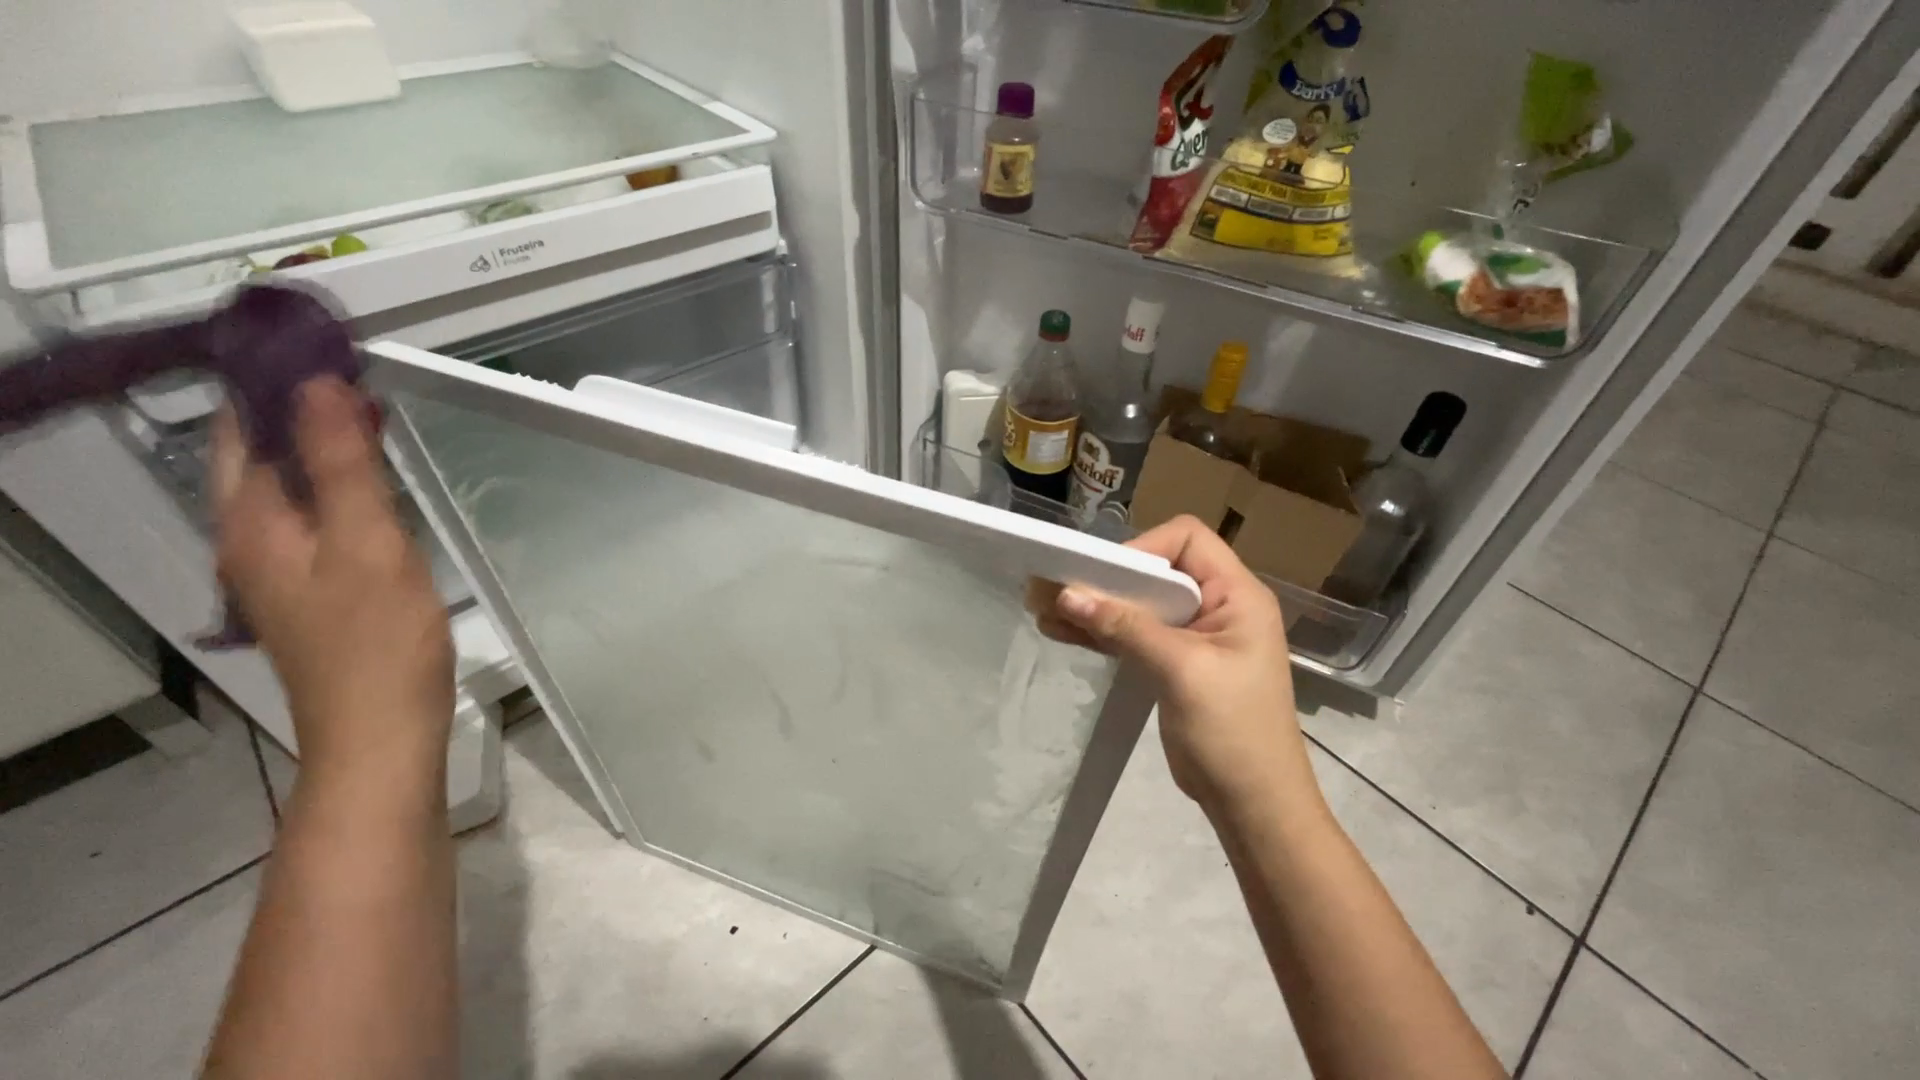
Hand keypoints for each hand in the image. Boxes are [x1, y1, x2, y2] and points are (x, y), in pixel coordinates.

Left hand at [212, 378, 453, 777]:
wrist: (381, 732)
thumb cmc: (378, 640)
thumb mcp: (368, 542)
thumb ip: (342, 465)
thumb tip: (317, 384)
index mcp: (250, 522)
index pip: (246, 427)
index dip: (278, 382)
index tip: (330, 348)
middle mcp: (248, 540)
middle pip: (263, 456)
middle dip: (303, 411)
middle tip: (364, 378)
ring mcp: (277, 570)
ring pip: (290, 488)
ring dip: (323, 449)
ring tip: (374, 418)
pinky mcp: (310, 591)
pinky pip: (312, 519)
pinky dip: (338, 488)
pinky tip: (376, 486)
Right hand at [1032, 516, 1312, 812]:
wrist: (1253, 803)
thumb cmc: (1232, 730)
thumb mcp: (1180, 671)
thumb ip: (1126, 628)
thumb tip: (1067, 594)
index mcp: (1237, 595)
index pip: (1187, 539)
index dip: (1143, 548)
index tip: (1104, 578)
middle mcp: (1218, 607)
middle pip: (1157, 571)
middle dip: (1107, 579)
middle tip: (1055, 588)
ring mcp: (1195, 637)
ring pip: (1140, 605)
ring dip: (1096, 607)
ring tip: (1043, 609)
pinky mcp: (1175, 665)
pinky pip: (1135, 636)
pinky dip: (1102, 633)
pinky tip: (1061, 632)